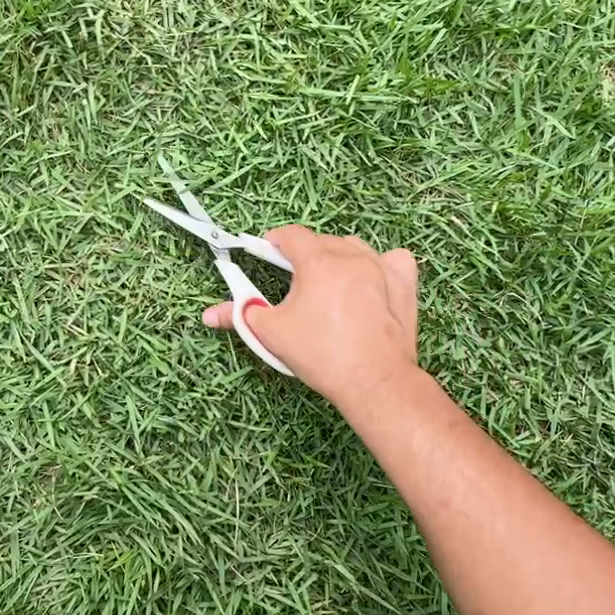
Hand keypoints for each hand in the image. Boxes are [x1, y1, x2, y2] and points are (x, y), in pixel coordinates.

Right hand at [202, 225, 419, 406]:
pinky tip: (370, 281)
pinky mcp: (404, 285)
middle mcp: (352, 257)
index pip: (292, 235)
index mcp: (318, 263)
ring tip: (326, 282)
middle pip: (321, 241)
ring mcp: (383, 268)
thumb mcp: (271, 332)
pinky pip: (393, 259)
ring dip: (337, 256)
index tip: (265, 252)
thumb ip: (241, 315)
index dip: (274, 241)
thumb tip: (210, 314)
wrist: (373, 380)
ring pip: (354, 247)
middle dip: (303, 254)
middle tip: (291, 279)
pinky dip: (380, 264)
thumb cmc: (320, 354)